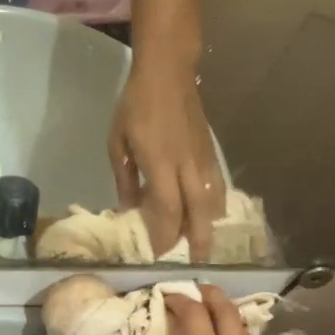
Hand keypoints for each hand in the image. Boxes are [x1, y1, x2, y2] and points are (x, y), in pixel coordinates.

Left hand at [109, 60, 224, 258]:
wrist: (168, 72)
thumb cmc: (135, 106)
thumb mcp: (117, 144)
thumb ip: (125, 179)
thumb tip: (129, 209)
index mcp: (159, 163)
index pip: (166, 209)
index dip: (163, 235)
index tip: (158, 254)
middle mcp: (186, 165)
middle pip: (197, 211)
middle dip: (196, 239)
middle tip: (194, 263)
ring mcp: (202, 158)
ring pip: (212, 200)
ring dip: (207, 225)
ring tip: (201, 243)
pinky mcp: (211, 151)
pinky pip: (217, 185)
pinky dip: (215, 204)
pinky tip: (210, 215)